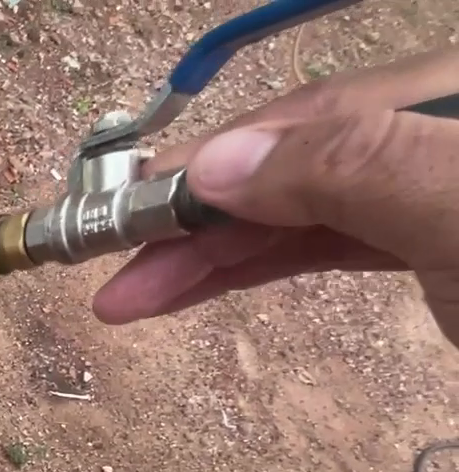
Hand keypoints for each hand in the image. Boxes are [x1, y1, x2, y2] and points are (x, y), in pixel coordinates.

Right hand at [93, 48, 458, 344]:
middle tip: (102, 278)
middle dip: (191, 223)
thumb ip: (361, 172)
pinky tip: (192, 290)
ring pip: (297, 210)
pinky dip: (249, 269)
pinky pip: (321, 244)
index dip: (207, 165)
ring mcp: (447, 188)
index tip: (115, 221)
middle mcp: (455, 134)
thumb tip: (214, 163)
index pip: (320, 114)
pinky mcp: (437, 241)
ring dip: (204, 257)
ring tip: (123, 303)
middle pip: (295, 165)